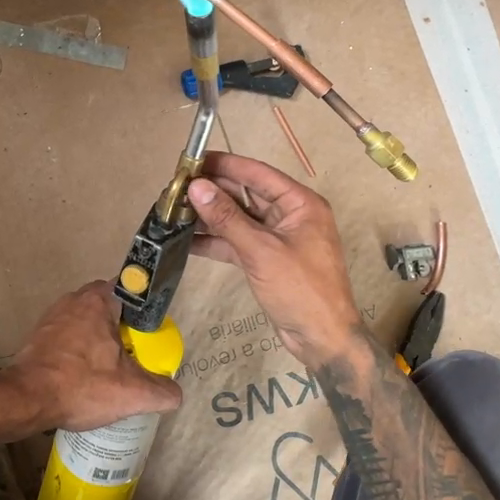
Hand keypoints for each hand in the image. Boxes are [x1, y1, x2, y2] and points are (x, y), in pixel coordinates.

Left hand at [6, 281, 183, 431]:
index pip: (129, 288)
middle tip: (131, 354)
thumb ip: (162, 392)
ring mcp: (53, 316)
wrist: (26, 399)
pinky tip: (82, 376)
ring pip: (86, 321)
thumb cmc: (80, 386)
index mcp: (99, 301)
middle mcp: (74, 300)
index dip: (142, 309)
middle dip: (120, 327)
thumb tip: (175, 394)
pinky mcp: (39, 334)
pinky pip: (67, 335)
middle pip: (108, 306)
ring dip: (97, 340)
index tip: (146, 334)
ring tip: (107, 369)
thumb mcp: (132, 394)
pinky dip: (77, 350)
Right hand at [189, 152, 365, 366]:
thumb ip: (227, 218)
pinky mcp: (266, 258)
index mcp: (300, 204)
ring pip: (238, 218)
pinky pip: (237, 241)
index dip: (225, 165)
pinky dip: (215, 240)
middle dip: (212, 191)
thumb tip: (196, 187)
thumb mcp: (261, 251)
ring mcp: (277, 238)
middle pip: (246, 194)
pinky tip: (187, 239)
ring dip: (210, 216)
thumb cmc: (300, 289)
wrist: (323, 339)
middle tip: (176, 187)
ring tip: (175, 211)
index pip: (257, 174)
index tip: (193, 159)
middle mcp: (290, 215)